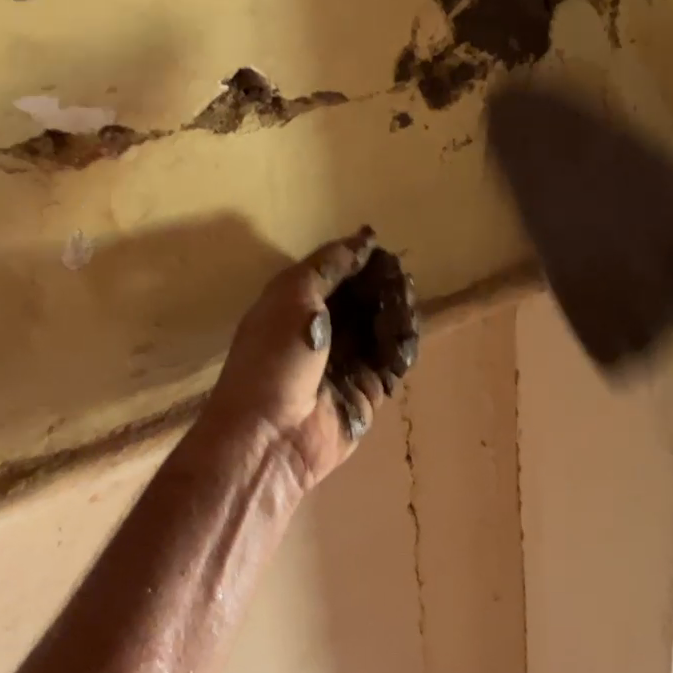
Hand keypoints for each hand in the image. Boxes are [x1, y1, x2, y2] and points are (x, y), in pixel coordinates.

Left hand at [203, 228, 413, 488]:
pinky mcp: (367, 392)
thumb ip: (330, 264)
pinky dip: (402, 347)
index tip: (386, 254)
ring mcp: (346, 362)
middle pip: (365, 300)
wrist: (269, 434)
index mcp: (297, 304)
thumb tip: (365, 238)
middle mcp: (323, 331)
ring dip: (398, 314)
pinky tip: (404, 339)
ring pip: (384, 328)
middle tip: (401, 282)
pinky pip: (393, 362)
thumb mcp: (292, 294)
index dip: (363, 262)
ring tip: (404, 309)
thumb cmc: (273, 355)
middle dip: (386, 287)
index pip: (339, 275)